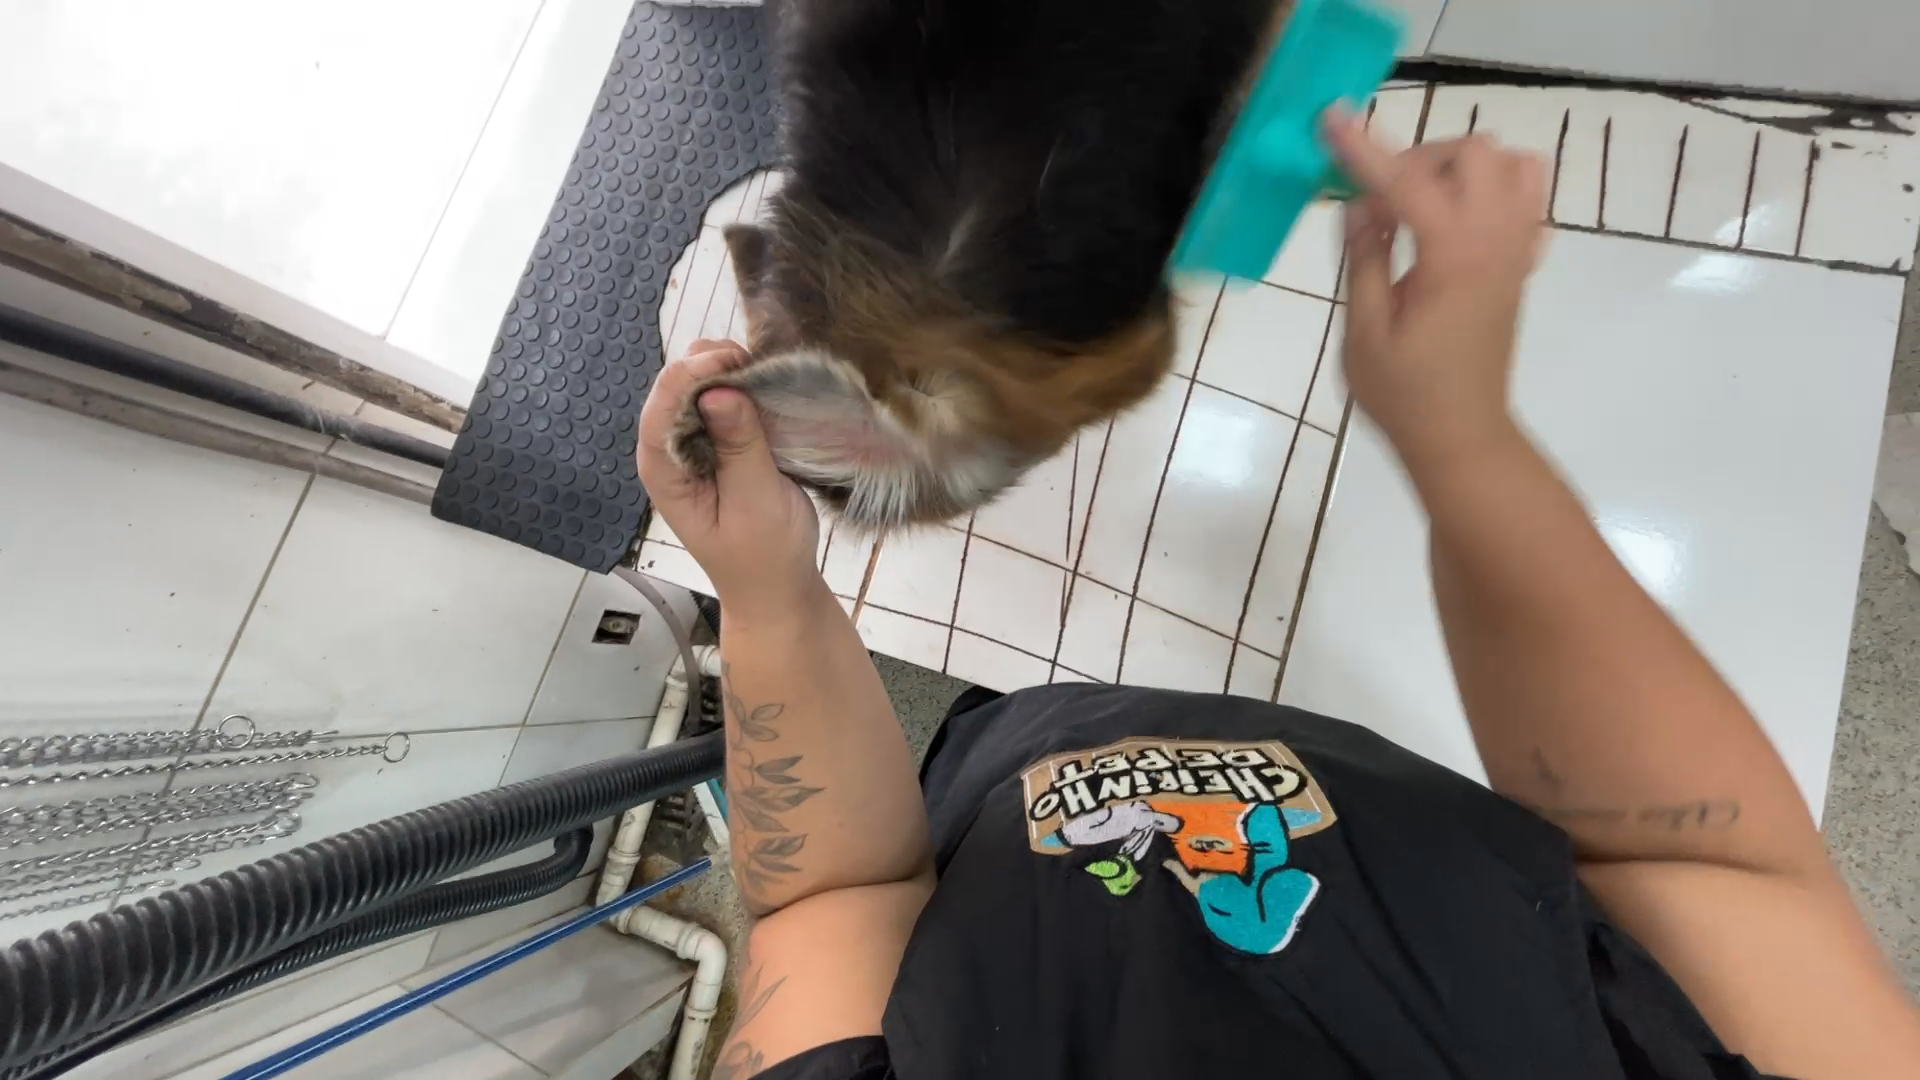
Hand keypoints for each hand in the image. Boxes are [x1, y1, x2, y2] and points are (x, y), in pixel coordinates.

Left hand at [637, 340, 826, 624]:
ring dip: (734, 373)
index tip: (739, 360)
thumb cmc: (764, 554)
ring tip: (770, 376)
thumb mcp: (755, 503)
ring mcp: (698, 444)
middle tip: (761, 368)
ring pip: (704, 386)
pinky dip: (750, 388)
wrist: (778, 585)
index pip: (663, 401)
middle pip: (678, 383)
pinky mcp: (724, 444)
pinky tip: (773, 389)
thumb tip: (720, 391)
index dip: (695, 371)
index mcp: (664, 468)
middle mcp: (673, 448)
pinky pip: (729, 401)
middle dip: (715, 364)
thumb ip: (739, 447)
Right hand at [1322, 109, 1548, 470]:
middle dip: (1416, 161)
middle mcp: (1496, 240)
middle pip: (1471, 154)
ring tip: (1413, 207)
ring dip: (1457, 169)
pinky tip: (1450, 224)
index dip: (1364, 151)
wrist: (1460, 433)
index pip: (1405, 184)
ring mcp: (1517, 250)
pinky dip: (1488, 190)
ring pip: (1508, 166)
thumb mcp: (1364, 332)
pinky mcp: (1520, 264)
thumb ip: (1363, 261)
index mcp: (1452, 258)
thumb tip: (1357, 207)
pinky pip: (1524, 198)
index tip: (1332, 122)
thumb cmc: (1403, 393)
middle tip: (1373, 204)